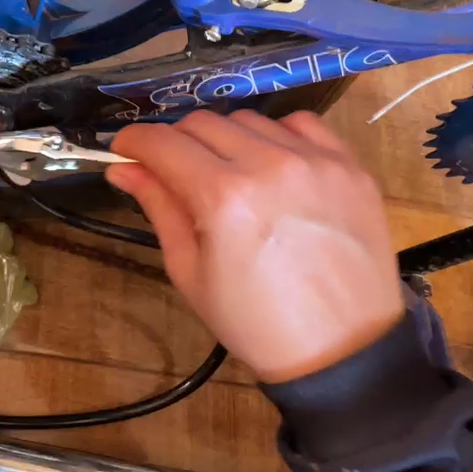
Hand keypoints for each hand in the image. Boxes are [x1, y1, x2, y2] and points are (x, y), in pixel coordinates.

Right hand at [107, 110, 403, 383]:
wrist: (344, 352)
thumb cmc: (255, 321)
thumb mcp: (189, 271)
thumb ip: (158, 206)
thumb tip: (122, 168)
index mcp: (223, 197)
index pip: (162, 142)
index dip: (133, 141)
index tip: (124, 150)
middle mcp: (269, 164)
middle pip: (201, 122)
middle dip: (175, 141)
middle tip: (173, 171)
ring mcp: (315, 161)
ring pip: (247, 119)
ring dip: (224, 139)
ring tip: (227, 174)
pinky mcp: (349, 165)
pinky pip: (300, 123)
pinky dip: (275, 134)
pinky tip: (271, 165)